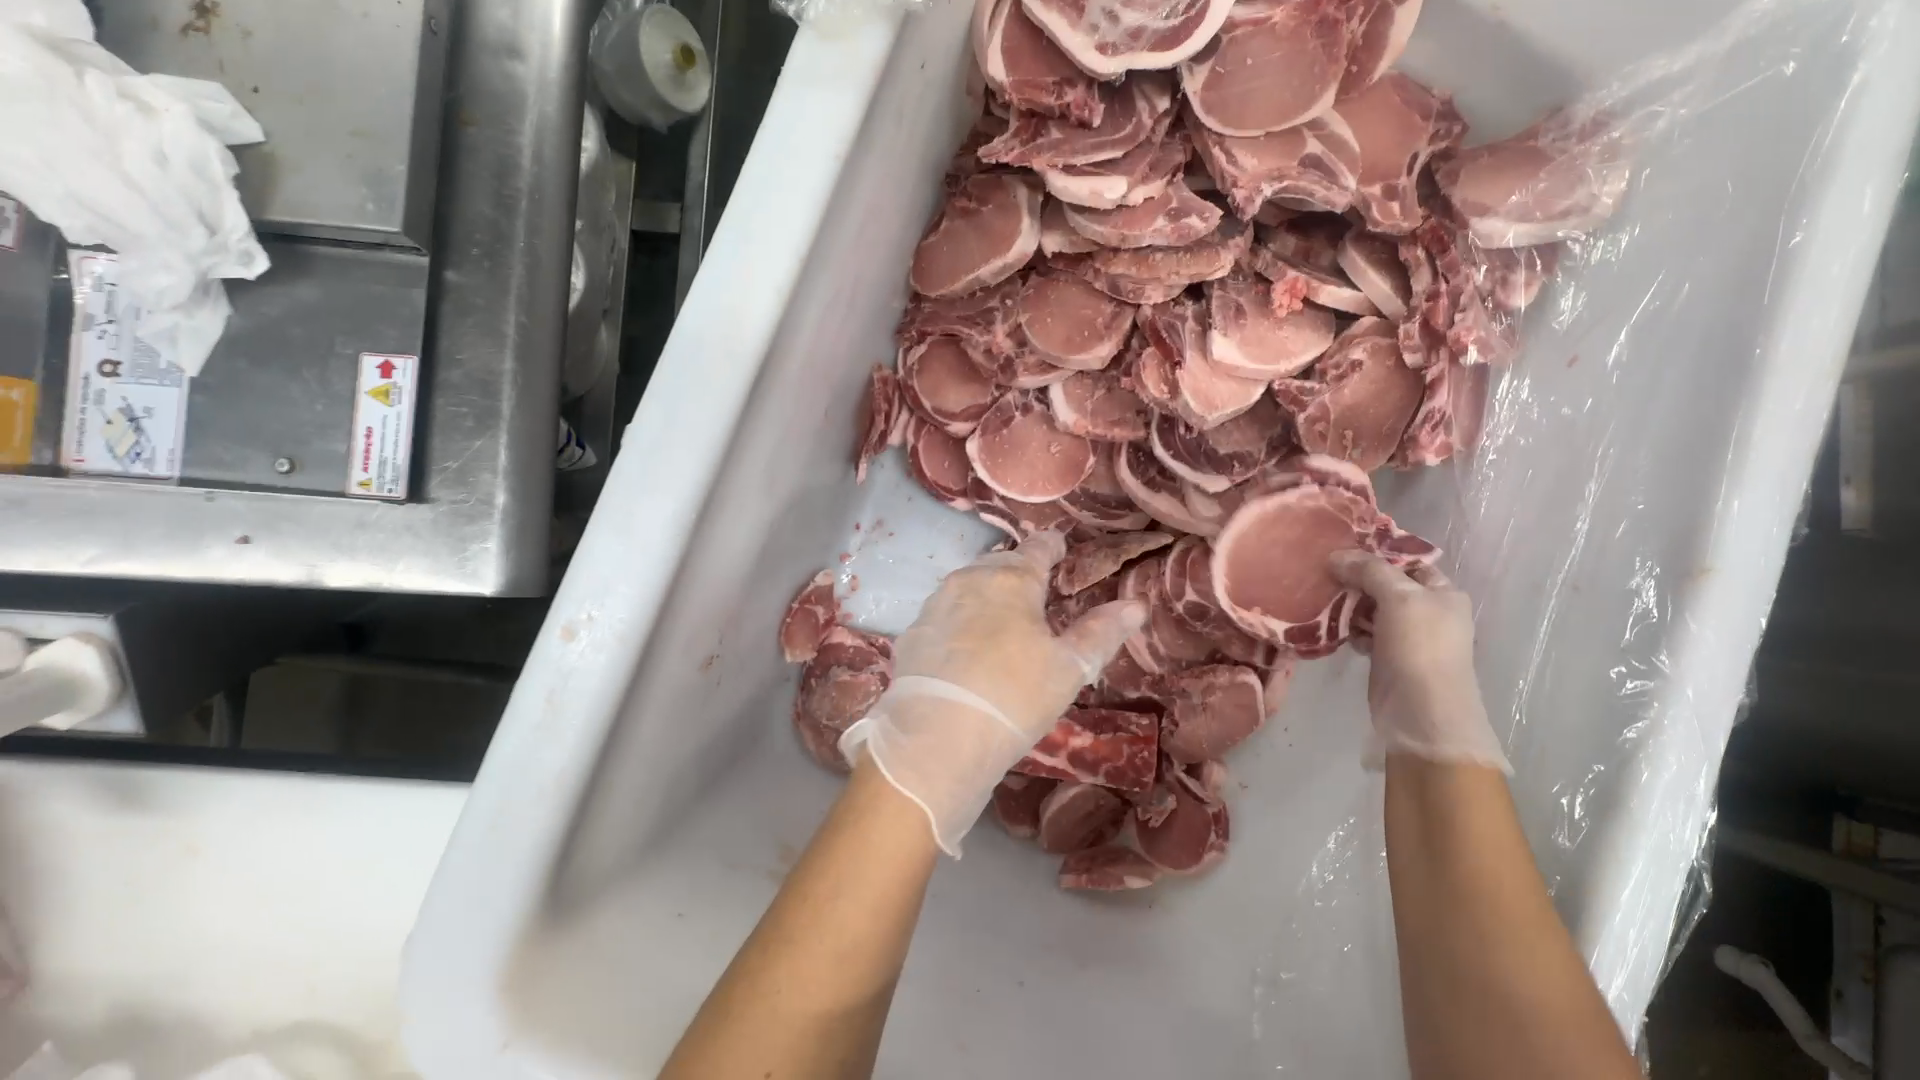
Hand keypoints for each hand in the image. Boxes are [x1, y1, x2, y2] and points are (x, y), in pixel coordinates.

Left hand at [840, 532, 1146, 854]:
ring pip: (965, 588)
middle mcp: (969, 581)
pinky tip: (964, 650)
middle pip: (998, 565)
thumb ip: (1102, 633)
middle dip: (1016, 571)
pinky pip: (942, 619)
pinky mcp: (911, 637)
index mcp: (1012, 580)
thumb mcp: (1070, 668)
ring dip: (984, 596)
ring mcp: (934, 607)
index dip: (1052, 546)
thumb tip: (1136, 605)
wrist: (936, 739)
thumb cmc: (1015, 696)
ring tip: (1000, 617)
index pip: (1037, 548)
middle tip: (1033, 587)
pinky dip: (957, 625)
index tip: (1059, 546)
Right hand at [1329, 551, 1508, 772]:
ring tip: (1321, 597)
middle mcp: (1428, 612)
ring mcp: (1407, 637)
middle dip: (1357, 579)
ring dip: (1348, 605)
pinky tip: (1330, 627)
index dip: (1378, 555)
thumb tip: (1336, 555)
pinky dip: (1348, 629)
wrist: (1421, 711)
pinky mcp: (1387, 658)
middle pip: (1387, 585)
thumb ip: (1369, 570)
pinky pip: (1364, 634)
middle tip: (1324, 572)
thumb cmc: (1420, 646)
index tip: (1342, 549)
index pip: (1409, 563)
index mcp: (1444, 593)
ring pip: (1372, 610)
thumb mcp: (1399, 597)